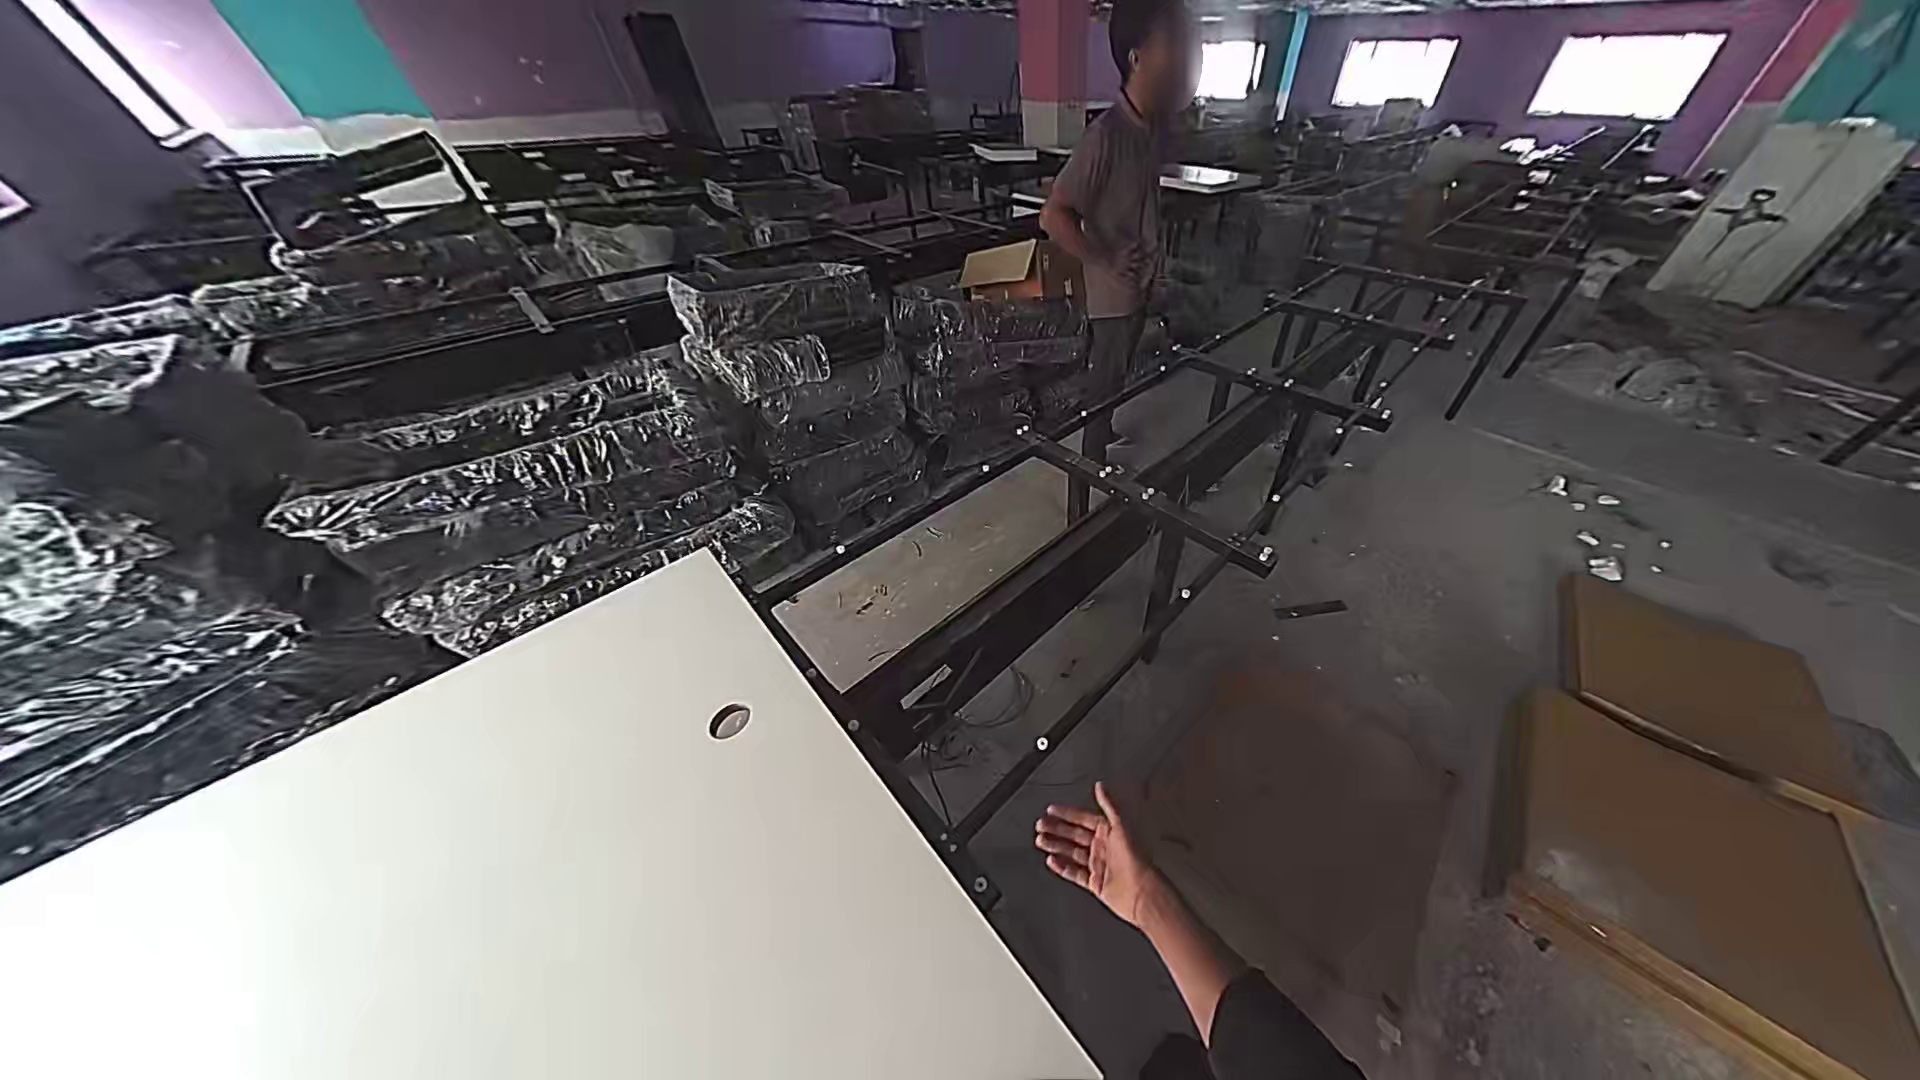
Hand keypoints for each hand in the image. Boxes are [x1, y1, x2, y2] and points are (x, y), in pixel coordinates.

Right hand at [1034, 781, 1164, 928]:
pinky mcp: (1095, 882)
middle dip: (1056, 829)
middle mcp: (1102, 846)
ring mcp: (1098, 864)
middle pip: (1073, 834)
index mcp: (1108, 831)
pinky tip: (1051, 861)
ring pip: (1071, 852)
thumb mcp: (1120, 826)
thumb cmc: (1135, 858)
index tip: (1051, 810)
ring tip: (1040, 841)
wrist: (1141, 893)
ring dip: (1055, 845)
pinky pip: (1074, 872)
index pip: (1082, 818)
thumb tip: (1100, 785)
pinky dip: (1062, 867)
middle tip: (1040, 825)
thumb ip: (1108, 805)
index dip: (1066, 813)